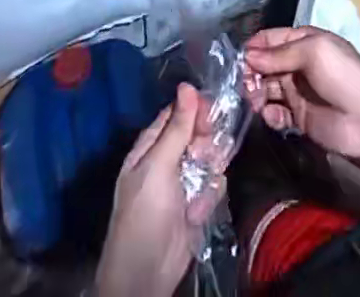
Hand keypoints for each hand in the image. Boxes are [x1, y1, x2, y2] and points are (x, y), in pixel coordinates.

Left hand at [95, 83, 215, 296]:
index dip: (195, 109)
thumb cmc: (144, 213)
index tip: (213, 110)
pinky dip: (210, 194)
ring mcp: (184, 180)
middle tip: (204, 156)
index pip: (177, 113)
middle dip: (206, 142)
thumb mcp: (157, 166)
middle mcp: (168, 159)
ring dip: (210, 170)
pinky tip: (198, 210)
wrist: (146, 273)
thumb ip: (177, 127)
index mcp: (150, 146)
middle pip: (198, 133)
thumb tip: (188, 85)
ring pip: (211, 156)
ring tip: (200, 187)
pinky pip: (215, 183)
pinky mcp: (198, 202)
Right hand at [243, 26, 359, 182]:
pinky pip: (275, 113)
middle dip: (251, 73)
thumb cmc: (343, 77)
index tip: (237, 60)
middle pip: (265, 65)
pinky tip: (273, 117)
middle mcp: (299, 64)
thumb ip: (279, 54)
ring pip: (267, 89)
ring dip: (256, 95)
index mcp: (305, 41)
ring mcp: (298, 91)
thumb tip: (247, 56)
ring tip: (256, 102)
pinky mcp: (299, 118)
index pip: (271, 39)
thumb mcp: (313, 52)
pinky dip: (269, 115)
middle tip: (243, 86)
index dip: (253, 47)